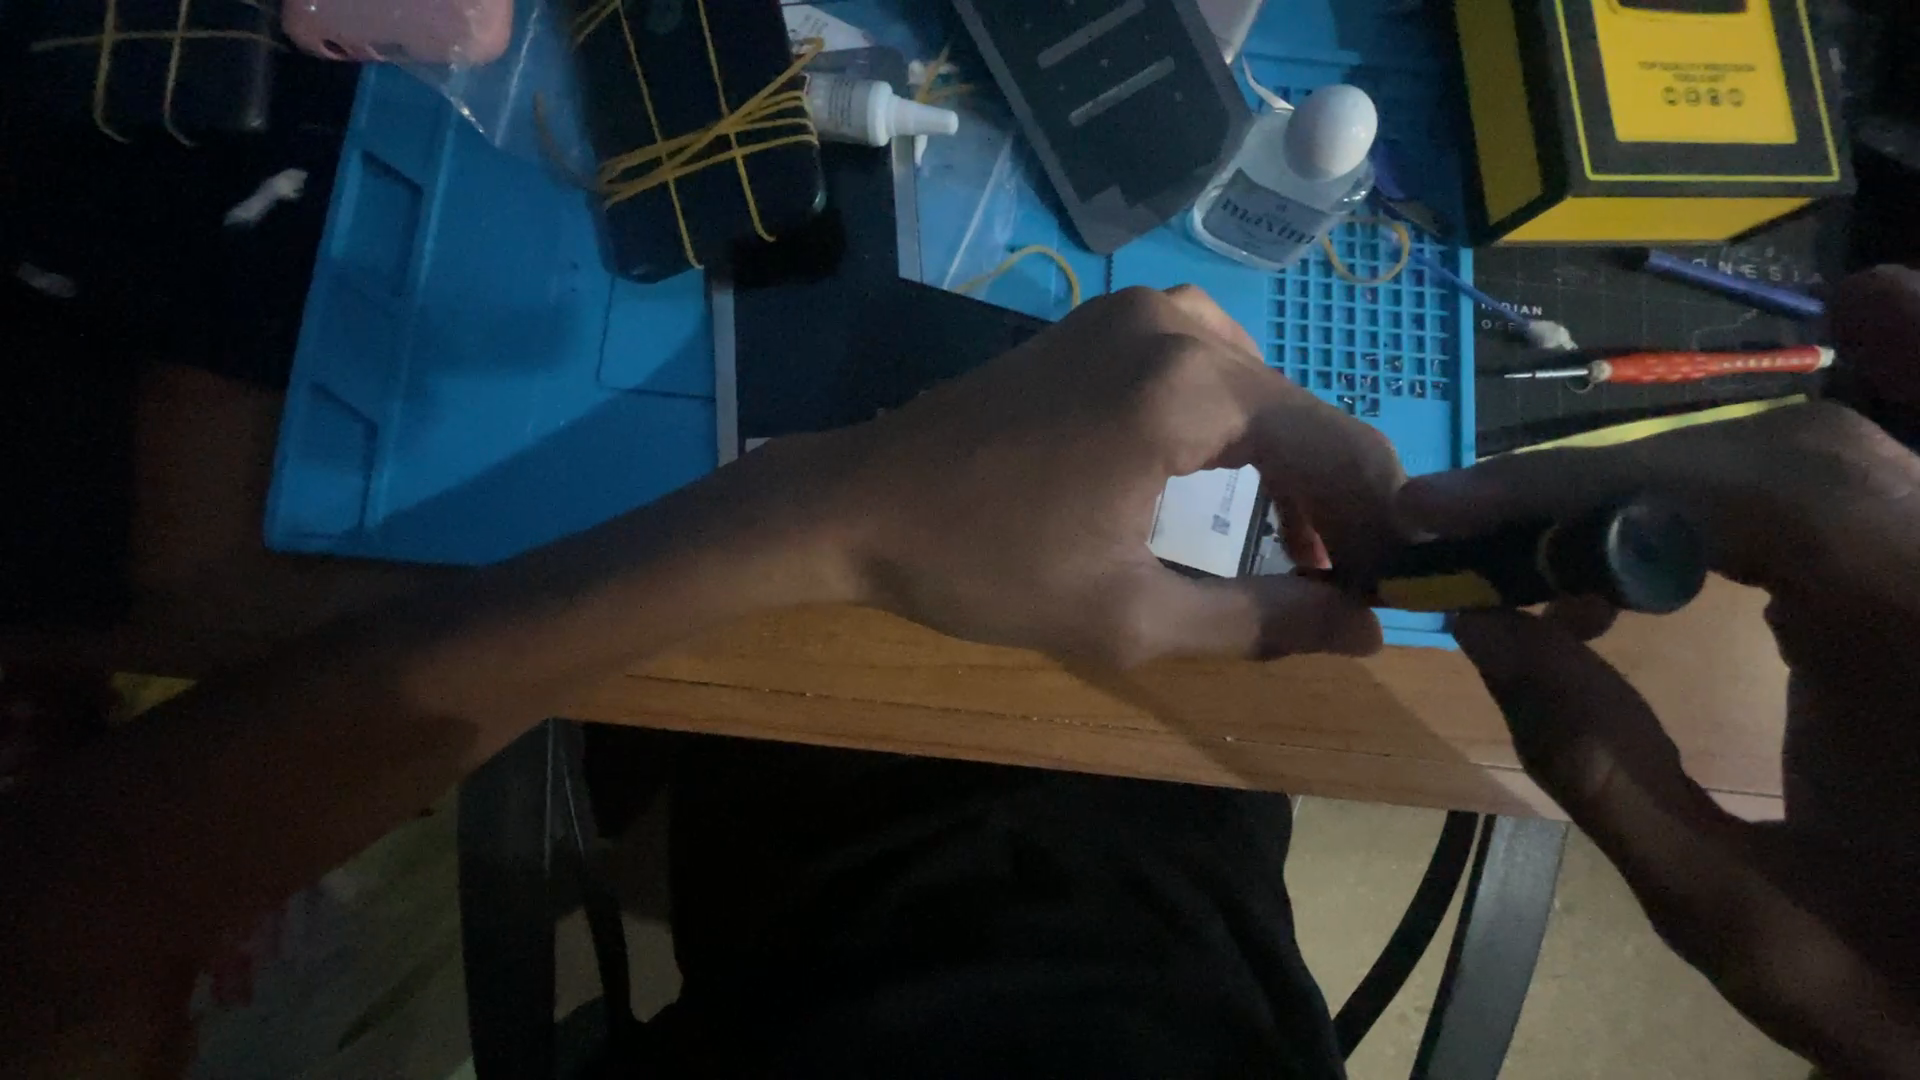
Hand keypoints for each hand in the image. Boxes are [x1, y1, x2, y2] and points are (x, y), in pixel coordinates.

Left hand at [814, 285, 1403, 667]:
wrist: (858, 504)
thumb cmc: (983, 565)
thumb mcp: (1129, 615)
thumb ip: (1259, 620)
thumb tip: (1366, 630)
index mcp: (1192, 388)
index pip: (1345, 451)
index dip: (1382, 529)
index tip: (1392, 594)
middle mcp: (1179, 326)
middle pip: (1304, 417)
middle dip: (1336, 506)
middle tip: (1345, 589)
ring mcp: (1134, 314)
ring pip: (1257, 396)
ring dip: (1286, 473)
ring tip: (1295, 555)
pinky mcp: (1099, 327)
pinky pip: (1202, 376)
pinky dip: (1231, 436)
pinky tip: (1229, 492)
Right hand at [1397, 269, 1919, 1076]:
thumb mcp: (1738, 922)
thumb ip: (1599, 766)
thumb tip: (1474, 624)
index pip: (1771, 503)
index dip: (1590, 489)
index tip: (1447, 517)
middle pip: (1791, 459)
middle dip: (1591, 485)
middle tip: (1456, 528)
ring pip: (1844, 450)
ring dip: (1669, 462)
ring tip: (1530, 528)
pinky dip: (1912, 369)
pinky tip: (1877, 306)